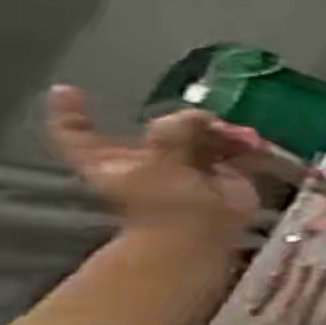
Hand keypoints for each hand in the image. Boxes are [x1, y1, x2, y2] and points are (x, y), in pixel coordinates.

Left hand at [44, 85, 260, 234]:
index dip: (73, 109)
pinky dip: (248, 145)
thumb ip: (172, 133)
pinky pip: (237, 151)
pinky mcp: (227, 175)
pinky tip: (255, 143)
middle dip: (188, 121)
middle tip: (207, 120)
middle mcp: (148, 159)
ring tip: (240, 136)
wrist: (205, 233)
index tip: (71, 90)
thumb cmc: (166, 205)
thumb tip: (196, 115)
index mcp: (110, 157)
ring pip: (204, 136)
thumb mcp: (158, 164)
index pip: (80, 130)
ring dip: (224, 132)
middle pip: (164, 128)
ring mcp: (190, 167)